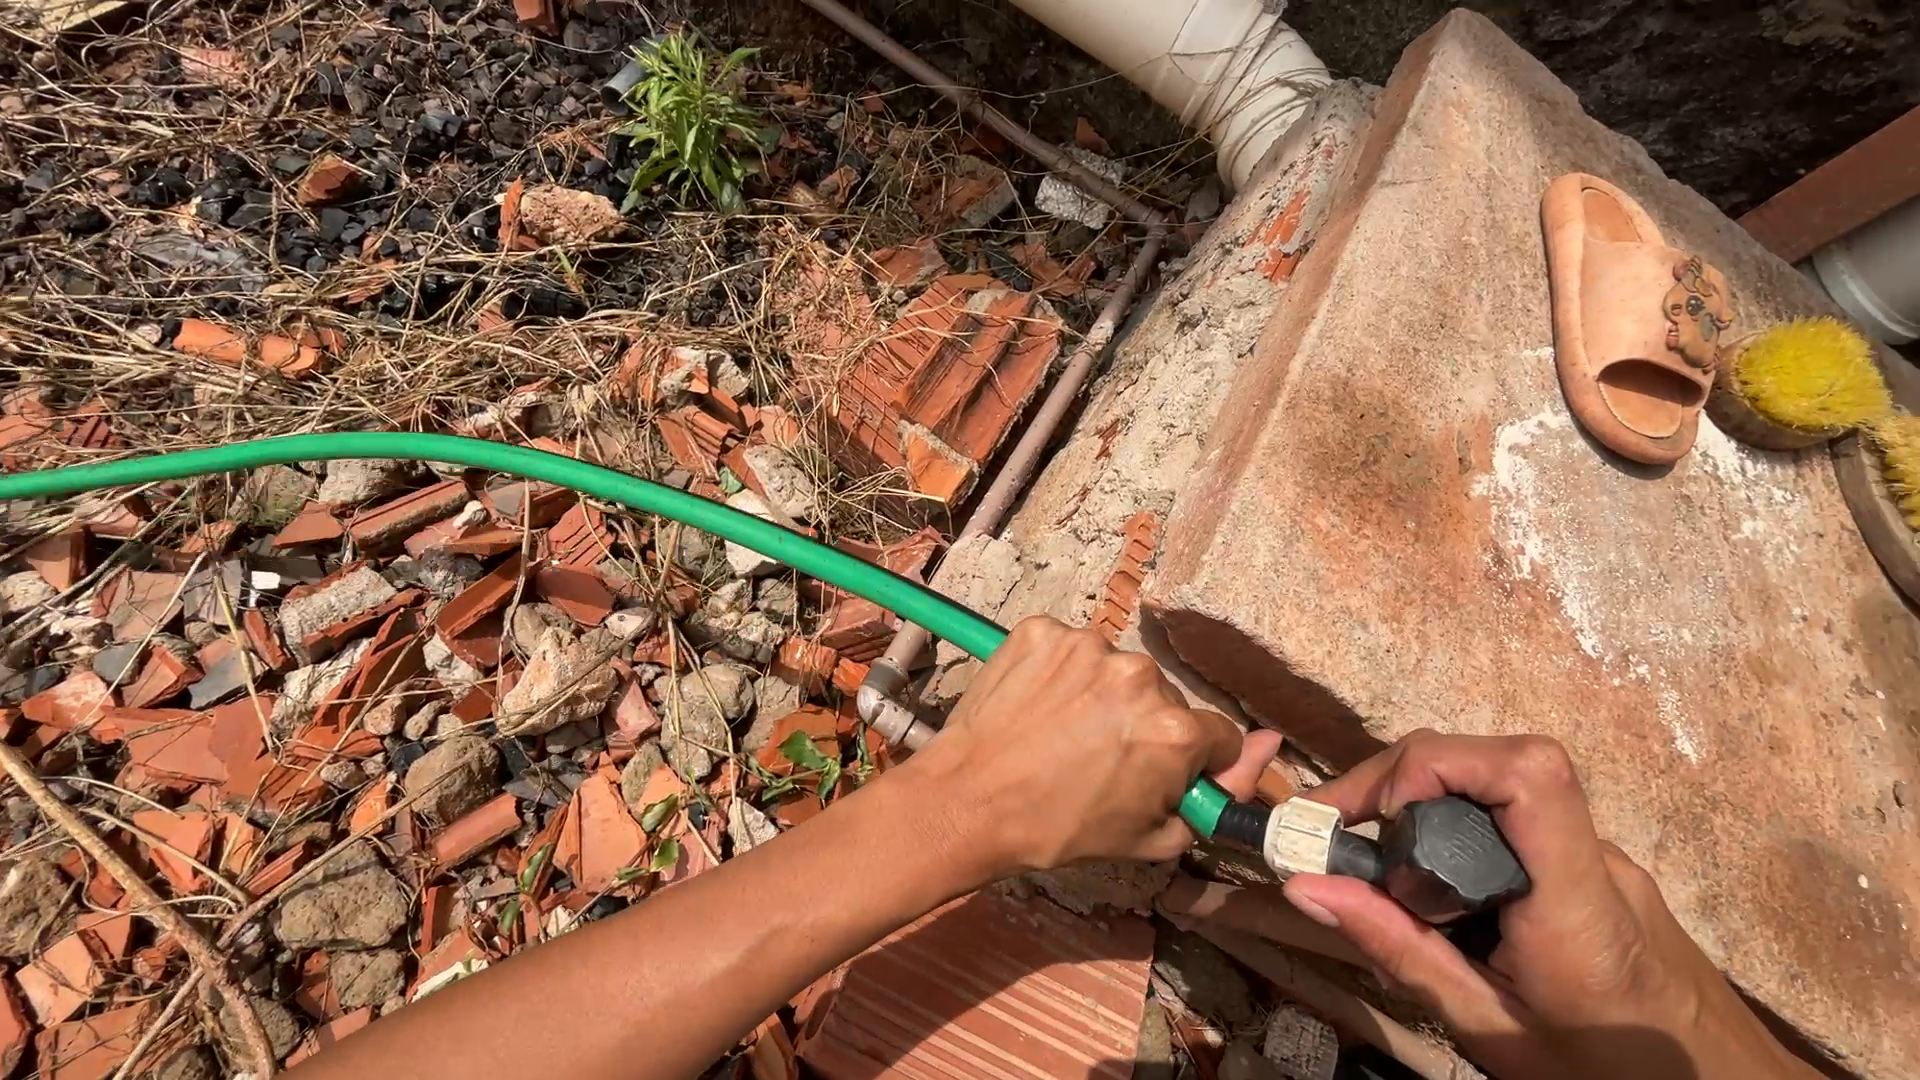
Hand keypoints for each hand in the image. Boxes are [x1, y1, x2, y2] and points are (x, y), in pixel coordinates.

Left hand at [899, 616, 1280, 880]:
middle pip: (1163, 697)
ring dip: (1101, 692)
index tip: (1167, 769)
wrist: (967, 799)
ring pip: (1114, 669)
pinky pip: (1068, 649)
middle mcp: (1137, 674)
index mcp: (1172, 729)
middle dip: (1144, 722)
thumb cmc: (1056, 828)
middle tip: (1101, 754)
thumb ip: (1212, 797)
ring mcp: (1085, 646)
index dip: (1198, 759)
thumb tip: (1263, 748)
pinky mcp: (1041, 630)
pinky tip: (1038, 704)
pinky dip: (1059, 671)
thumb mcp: (1149, 837)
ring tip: (1063, 728)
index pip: (1217, 734)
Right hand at [1282, 732, 1816, 1079]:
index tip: (1380, 811)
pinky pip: (1504, 816)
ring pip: (1489, 784)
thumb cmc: (1612, 1073)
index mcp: (1578, 902)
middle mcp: (1593, 855)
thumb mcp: (1492, 1031)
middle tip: (1334, 827)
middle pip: (1487, 762)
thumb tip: (1304, 884)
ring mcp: (1598, 853)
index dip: (1441, 762)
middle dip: (1394, 778)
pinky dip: (1445, 823)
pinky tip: (1426, 878)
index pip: (1530, 774)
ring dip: (1414, 795)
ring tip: (1366, 850)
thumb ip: (1401, 952)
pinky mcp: (1591, 861)